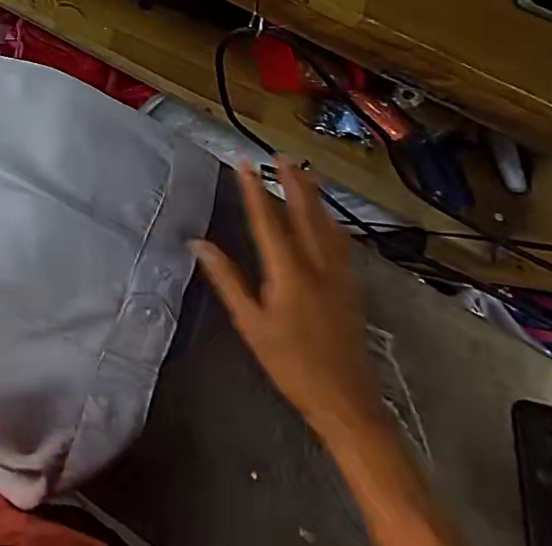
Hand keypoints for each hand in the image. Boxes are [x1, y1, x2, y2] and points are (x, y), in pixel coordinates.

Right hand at [191, 163, 382, 440]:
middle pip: (304, 210)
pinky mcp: (352, 282)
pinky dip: (330, 218)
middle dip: (292, 180)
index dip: (253, 189)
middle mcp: (317, 260)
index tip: (244, 164)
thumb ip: (227, 280)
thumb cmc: (290, 363)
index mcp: (289, 269)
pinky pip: (340, 238)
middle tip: (281, 156)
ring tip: (305, 173)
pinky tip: (328, 217)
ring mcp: (339, 270)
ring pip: (326, 220)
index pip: (267, 219)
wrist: (344, 396)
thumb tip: (199, 245)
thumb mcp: (251, 324)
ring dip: (314, 194)